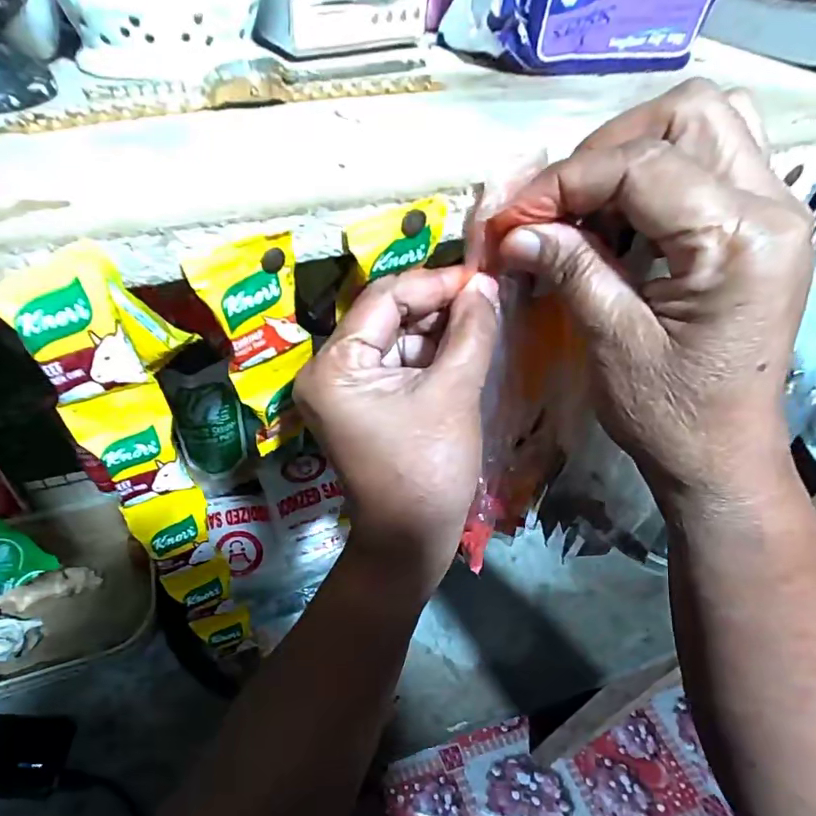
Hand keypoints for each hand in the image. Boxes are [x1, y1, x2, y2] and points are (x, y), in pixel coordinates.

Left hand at [297, 266, 500, 593]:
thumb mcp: (453, 393)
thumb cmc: (428, 470)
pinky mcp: (361, 406)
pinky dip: (429, 355)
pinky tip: (465, 343)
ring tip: (484, 315)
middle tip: (488, 294)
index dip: (436, 282)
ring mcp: (342, 390)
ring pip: (394, 339)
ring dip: (436, 329)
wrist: (411, 540)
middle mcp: (327, 372)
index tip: (483, 275)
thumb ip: (470, 331)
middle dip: (437, 305)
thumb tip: (487, 284)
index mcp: (334, 366)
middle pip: (385, 317)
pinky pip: (396, 366)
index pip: (384, 299)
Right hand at [487, 80, 813, 521]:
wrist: (721, 455)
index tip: (513, 215)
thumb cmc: (669, 414)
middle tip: (556, 202)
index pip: (642, 165)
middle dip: (606, 148)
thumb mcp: (612, 342)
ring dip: (634, 151)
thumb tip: (516, 230)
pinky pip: (712, 162)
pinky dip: (655, 175)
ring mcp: (775, 211)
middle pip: (690, 113)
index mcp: (738, 239)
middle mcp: (773, 206)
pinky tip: (618, 221)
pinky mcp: (761, 227)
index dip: (566, 180)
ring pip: (707, 124)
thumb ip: (571, 269)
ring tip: (585, 206)